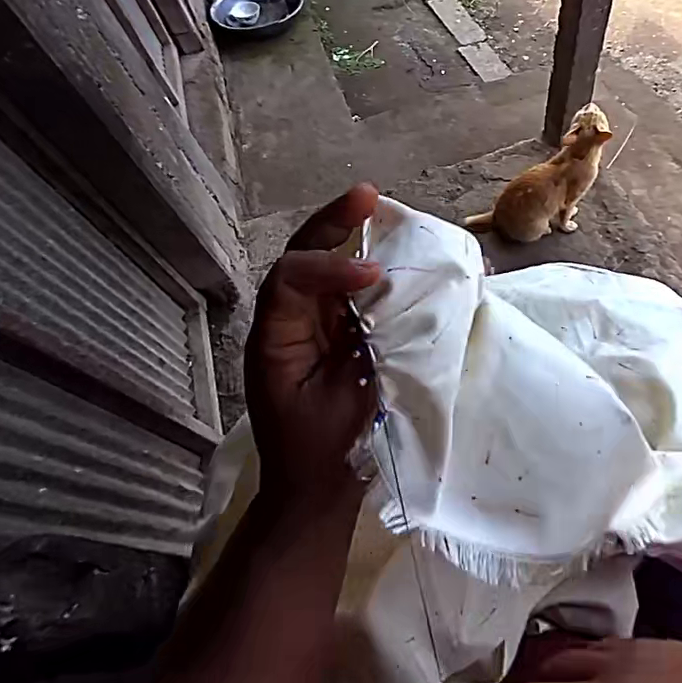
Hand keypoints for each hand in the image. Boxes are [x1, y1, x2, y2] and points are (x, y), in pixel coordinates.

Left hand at [245, 183, 383, 501]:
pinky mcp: (347, 327)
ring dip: (355, 231)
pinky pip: (358, 284)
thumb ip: (355, 346)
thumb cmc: (321, 450)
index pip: (291, 279)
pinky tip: (403, 248)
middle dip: (334, 221)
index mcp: (277, 335)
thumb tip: (384, 290)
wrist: (321, 485)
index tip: (374, 275)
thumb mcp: (331, 402)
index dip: (330, 267)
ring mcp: (320, 320)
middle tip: (369, 197)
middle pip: (305, 253)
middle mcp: (294, 318)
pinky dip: (380, 261)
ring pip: (328, 260)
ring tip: (382, 207)